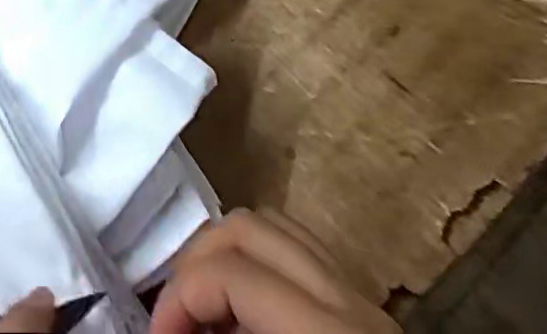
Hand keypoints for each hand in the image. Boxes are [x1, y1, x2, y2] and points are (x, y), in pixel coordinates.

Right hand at [150, 208, 397, 333]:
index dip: (177, 298)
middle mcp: (350, 304)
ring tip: (207, 306)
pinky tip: (248, 309)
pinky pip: (302, 253)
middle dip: (195, 263)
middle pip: (246, 228)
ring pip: (275, 227)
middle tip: (177, 319)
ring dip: (226, 254)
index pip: (229, 273)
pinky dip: (260, 262)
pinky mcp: (369, 315)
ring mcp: (365, 303)